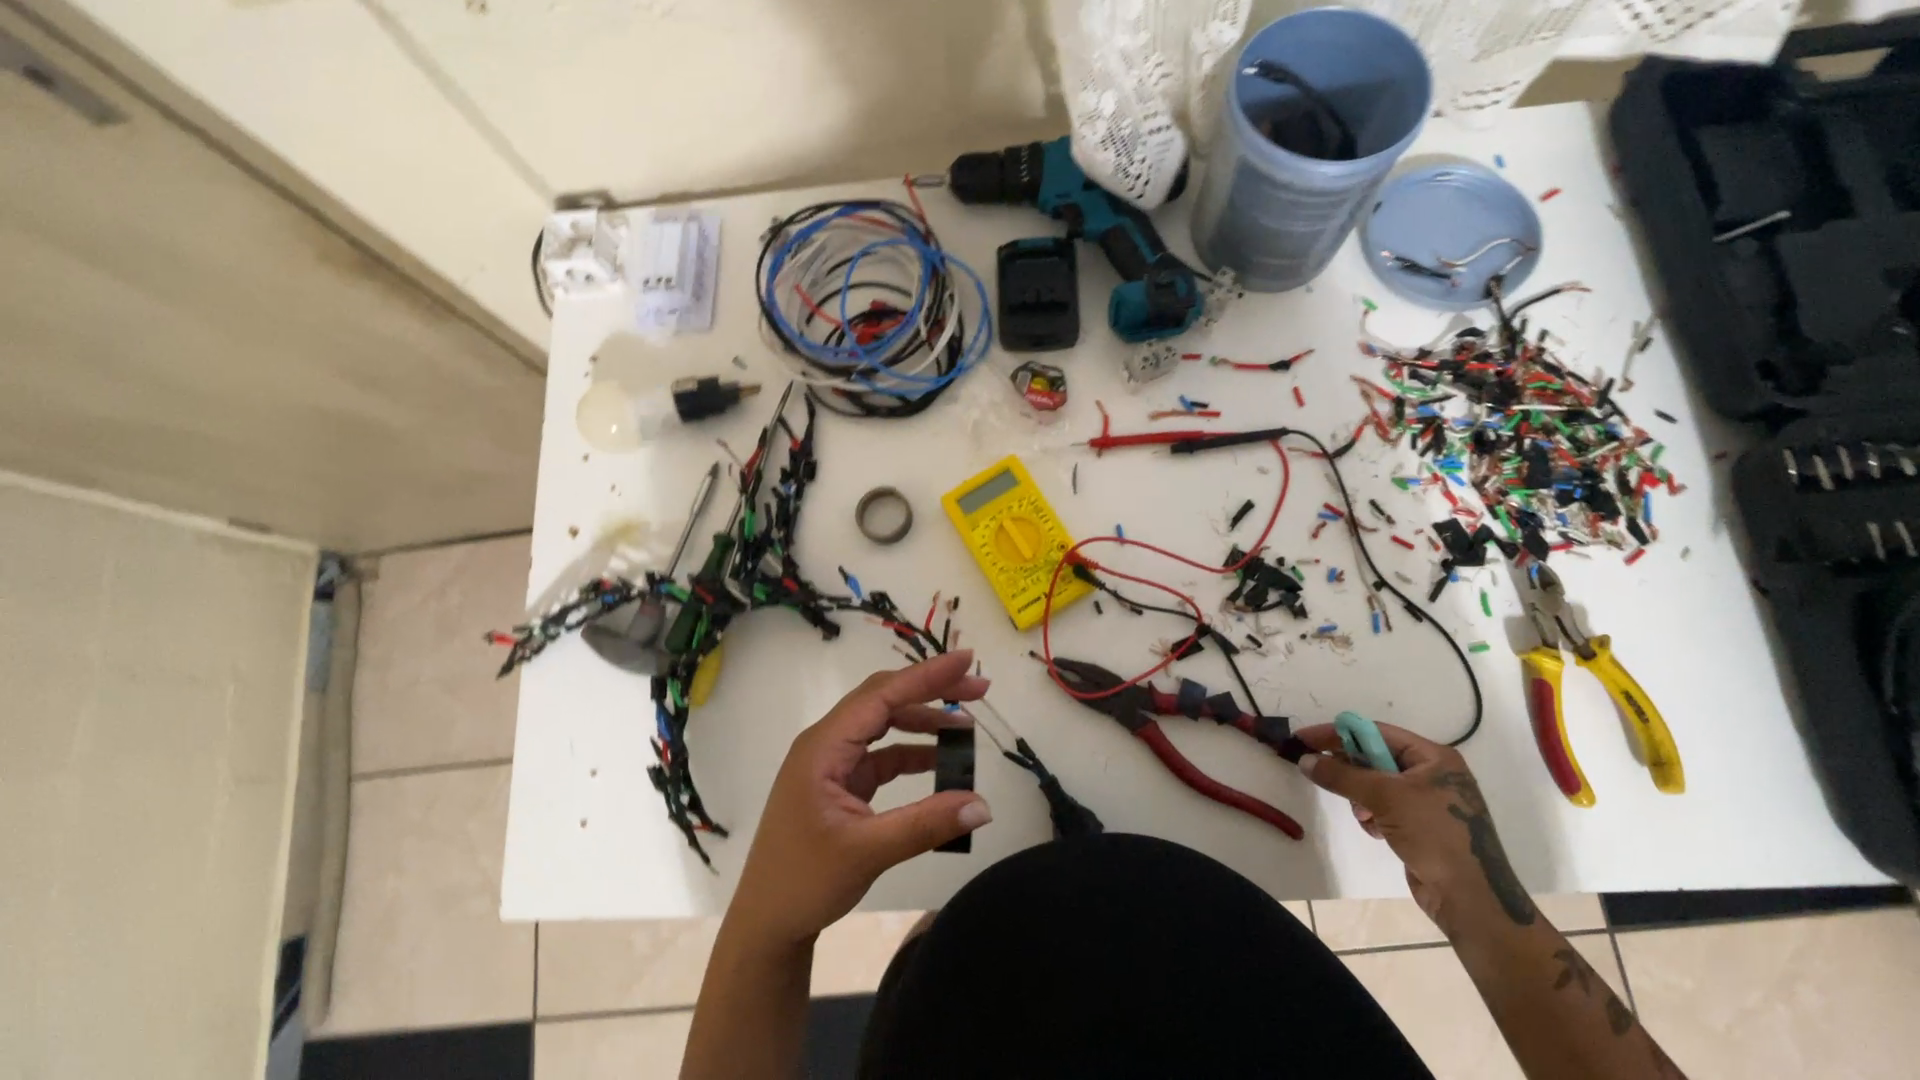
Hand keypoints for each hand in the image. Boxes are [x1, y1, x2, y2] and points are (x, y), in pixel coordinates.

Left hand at [728, 650, 992, 947]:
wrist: (766, 922)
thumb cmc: (804, 882)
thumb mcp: (868, 852)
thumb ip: (926, 825)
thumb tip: (983, 805)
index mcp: (822, 748)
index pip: (881, 697)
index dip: (926, 677)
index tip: (967, 660)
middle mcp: (824, 746)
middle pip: (882, 702)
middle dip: (930, 692)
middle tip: (978, 689)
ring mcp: (831, 765)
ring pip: (882, 727)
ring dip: (922, 723)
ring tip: (966, 725)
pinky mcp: (838, 786)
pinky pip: (880, 757)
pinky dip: (912, 755)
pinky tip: (940, 763)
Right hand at [1292, 721, 1537, 935]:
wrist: (1467, 895)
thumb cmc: (1433, 834)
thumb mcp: (1385, 797)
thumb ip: (1342, 775)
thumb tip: (1305, 760)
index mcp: (1433, 757)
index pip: (1376, 732)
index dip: (1338, 733)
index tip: (1305, 739)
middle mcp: (1432, 774)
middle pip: (1375, 758)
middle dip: (1351, 770)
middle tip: (1321, 774)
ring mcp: (1427, 801)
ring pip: (1375, 785)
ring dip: (1361, 798)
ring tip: (1364, 816)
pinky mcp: (1419, 825)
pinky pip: (1383, 808)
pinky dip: (1372, 817)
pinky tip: (1377, 832)